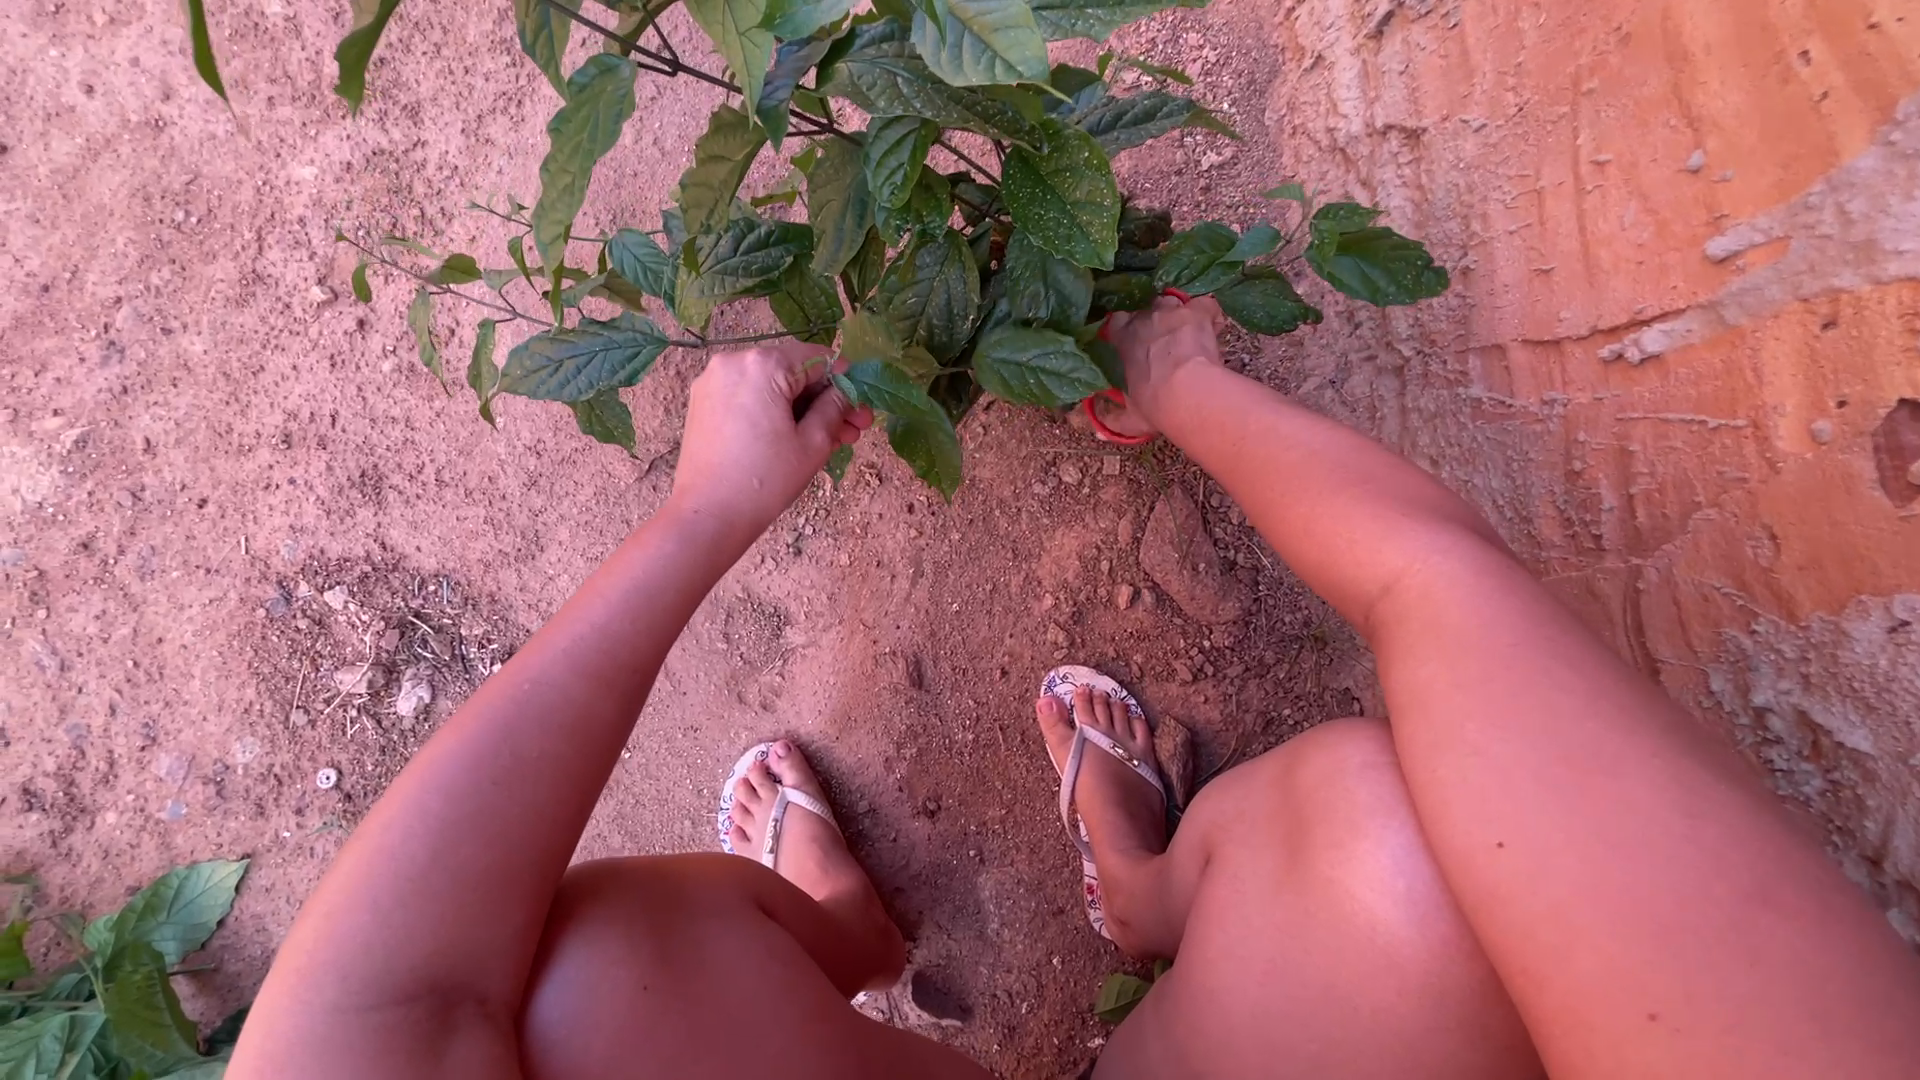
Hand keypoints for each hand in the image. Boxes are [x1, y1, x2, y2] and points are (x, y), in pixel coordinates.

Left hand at [667, 341, 872, 543]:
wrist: (709, 515)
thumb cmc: (767, 479)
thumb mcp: (813, 442)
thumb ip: (834, 407)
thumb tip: (844, 391)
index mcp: (763, 364)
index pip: (817, 359)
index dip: (844, 382)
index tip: (861, 407)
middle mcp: (733, 362)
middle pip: (793, 373)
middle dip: (825, 401)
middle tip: (854, 430)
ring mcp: (714, 382)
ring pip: (772, 388)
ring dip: (803, 410)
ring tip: (832, 441)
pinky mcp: (704, 403)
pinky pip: (751, 398)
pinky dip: (775, 413)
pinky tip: (796, 439)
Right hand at [1099, 295, 1226, 433]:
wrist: (1184, 392)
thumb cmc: (1152, 403)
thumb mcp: (1129, 416)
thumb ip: (1115, 420)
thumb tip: (1099, 435)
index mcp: (1120, 338)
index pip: (1117, 321)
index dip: (1125, 328)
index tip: (1133, 341)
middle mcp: (1143, 317)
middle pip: (1147, 309)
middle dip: (1155, 322)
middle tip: (1164, 342)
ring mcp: (1171, 311)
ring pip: (1174, 303)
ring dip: (1180, 315)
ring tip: (1189, 333)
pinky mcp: (1197, 312)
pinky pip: (1205, 305)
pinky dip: (1209, 315)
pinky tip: (1214, 328)